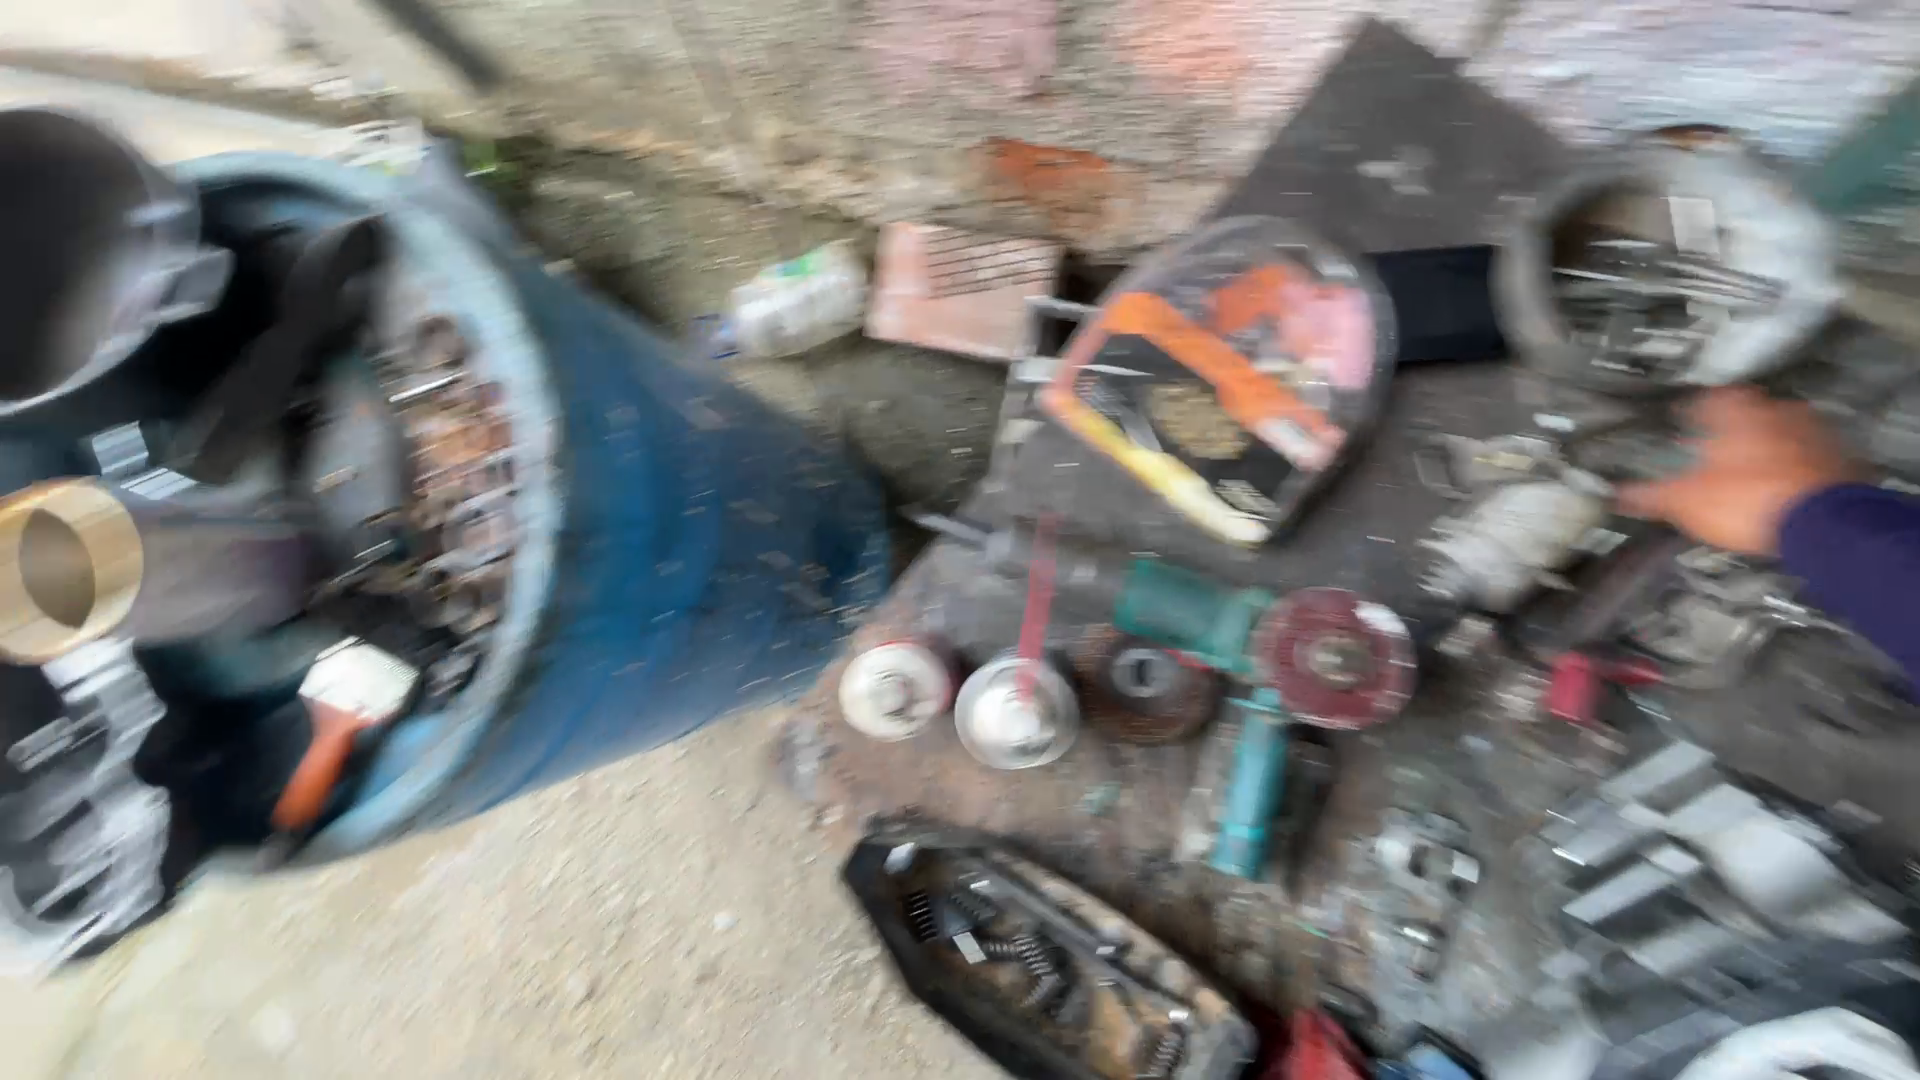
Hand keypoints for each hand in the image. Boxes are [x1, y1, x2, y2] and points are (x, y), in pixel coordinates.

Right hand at [1616, 386, 1864, 554]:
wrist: (1818, 525)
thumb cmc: (1751, 501)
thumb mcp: (1681, 501)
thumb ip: (1646, 495)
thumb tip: (1616, 495)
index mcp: (1739, 420)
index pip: (1717, 395)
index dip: (1700, 401)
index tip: (1690, 406)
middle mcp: (1779, 422)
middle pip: (1759, 408)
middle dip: (1739, 419)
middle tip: (1723, 428)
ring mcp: (1814, 441)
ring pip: (1787, 429)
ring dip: (1769, 438)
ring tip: (1752, 454)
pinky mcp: (1838, 465)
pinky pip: (1811, 455)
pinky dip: (1794, 462)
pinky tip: (1780, 478)